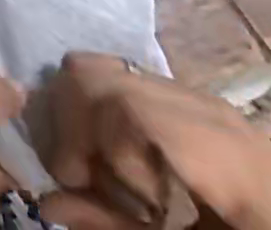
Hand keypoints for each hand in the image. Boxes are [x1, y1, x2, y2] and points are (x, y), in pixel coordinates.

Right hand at [42, 54, 270, 229]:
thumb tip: (48, 203)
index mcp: (222, 153)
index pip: (125, 105)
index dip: (82, 136)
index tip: (72, 182)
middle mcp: (207, 107)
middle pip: (105, 73)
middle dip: (73, 119)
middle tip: (77, 175)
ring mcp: (201, 97)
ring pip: (109, 67)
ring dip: (85, 113)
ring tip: (95, 167)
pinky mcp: (195, 102)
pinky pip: (129, 82)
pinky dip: (105, 112)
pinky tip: (119, 158)